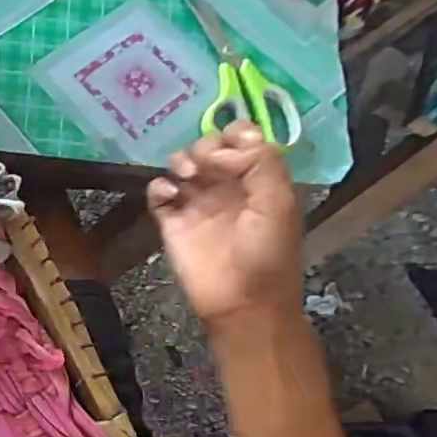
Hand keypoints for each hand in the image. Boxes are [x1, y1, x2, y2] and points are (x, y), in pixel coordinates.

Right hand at [148, 121, 302, 331]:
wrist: (241, 303)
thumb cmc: (267, 254)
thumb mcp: (279, 204)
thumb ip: (262, 163)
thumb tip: (225, 148)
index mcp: (257, 179)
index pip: (242, 139)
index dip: (234, 134)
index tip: (230, 145)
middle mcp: (226, 186)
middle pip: (208, 147)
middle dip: (205, 147)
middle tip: (206, 165)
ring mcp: (196, 203)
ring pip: (181, 164)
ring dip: (181, 160)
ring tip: (187, 177)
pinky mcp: (171, 222)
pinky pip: (158, 192)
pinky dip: (159, 187)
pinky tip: (169, 196)